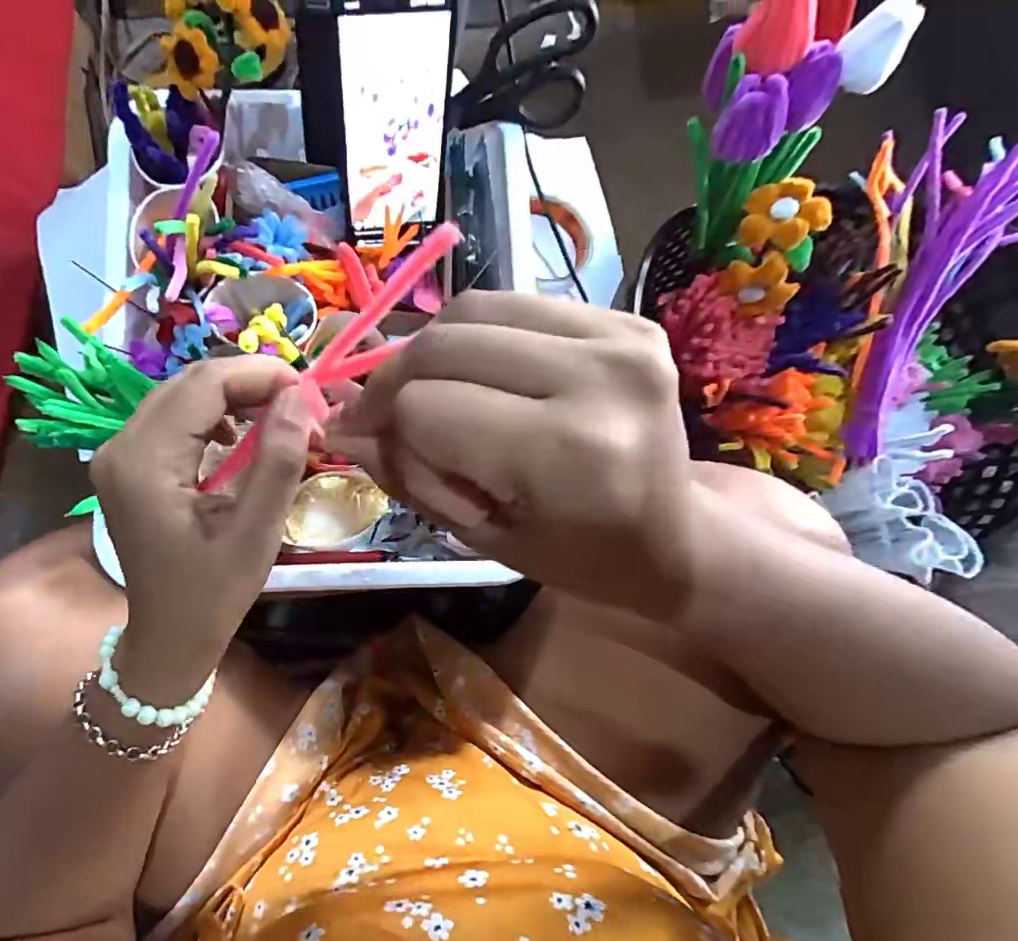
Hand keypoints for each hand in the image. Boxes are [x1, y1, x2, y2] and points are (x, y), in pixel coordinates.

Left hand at [91, 355, 308, 702]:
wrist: (169, 638)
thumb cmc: (213, 593)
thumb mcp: (256, 530)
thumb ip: (279, 460)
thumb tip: (300, 398)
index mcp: (144, 461)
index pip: (204, 385)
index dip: (260, 376)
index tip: (310, 391)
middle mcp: (120, 446)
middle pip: (189, 383)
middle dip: (250, 383)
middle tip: (302, 404)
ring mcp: (119, 455)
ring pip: (182, 397)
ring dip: (234, 398)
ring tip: (281, 418)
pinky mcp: (129, 467)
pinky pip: (175, 420)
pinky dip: (215, 417)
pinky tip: (244, 437)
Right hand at [324, 292, 700, 619]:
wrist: (676, 536)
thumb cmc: (579, 556)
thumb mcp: (484, 535)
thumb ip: (409, 474)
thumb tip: (341, 425)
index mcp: (565, 452)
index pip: (425, 409)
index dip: (386, 427)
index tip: (374, 447)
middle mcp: (596, 378)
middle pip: (444, 345)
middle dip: (394, 380)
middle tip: (384, 414)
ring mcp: (619, 336)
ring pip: (473, 310)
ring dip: (432, 351)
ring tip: (432, 393)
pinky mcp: (627, 318)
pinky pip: (516, 306)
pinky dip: (481, 337)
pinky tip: (484, 375)